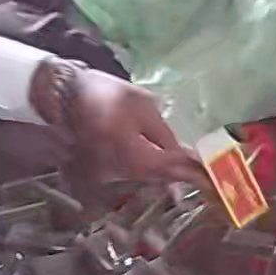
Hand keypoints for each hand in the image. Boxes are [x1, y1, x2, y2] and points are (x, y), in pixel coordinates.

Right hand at [70, 69, 203, 183]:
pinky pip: (135, 172)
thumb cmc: (105, 95)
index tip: (212, 179)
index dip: (193, 173)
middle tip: (205, 177)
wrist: (63, 97)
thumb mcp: (142, 106)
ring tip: (188, 169)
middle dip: (182, 175)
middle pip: (160, 177)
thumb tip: (182, 153)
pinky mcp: (106, 170)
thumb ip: (164, 134)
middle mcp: (124, 171)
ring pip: (148, 177)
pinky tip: (163, 163)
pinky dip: (152, 169)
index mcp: (135, 155)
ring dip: (168, 173)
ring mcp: (113, 174)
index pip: (171, 168)